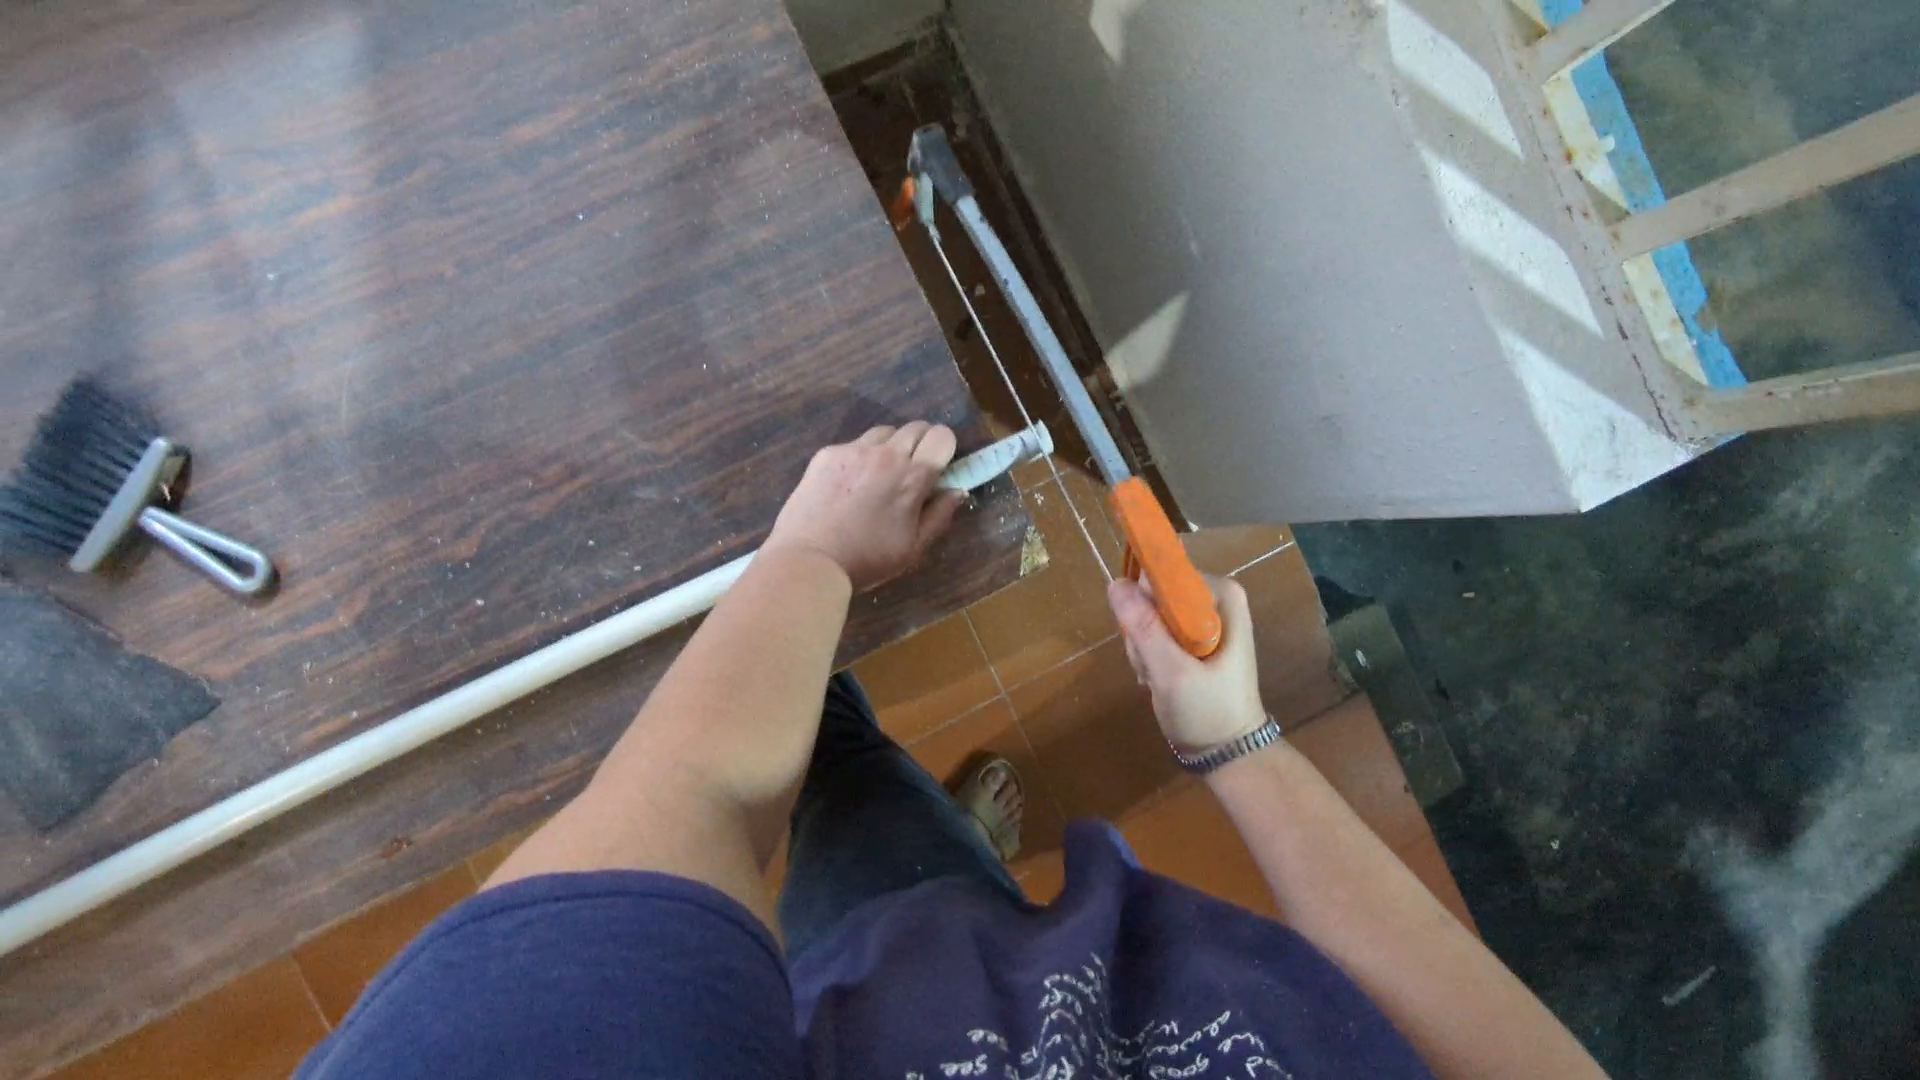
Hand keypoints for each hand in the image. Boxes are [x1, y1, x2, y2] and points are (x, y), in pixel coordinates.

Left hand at [765, 422, 967, 591]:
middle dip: (921, 444)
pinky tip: (848, 485)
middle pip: (916, 427)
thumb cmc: (868, 560)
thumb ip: (939, 515)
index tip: (939, 466)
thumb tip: (957, 491)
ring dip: (890, 447)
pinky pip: (854, 445)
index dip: (945, 448)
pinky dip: (860, 458)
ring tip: (878, 476)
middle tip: (911, 472)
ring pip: (884, 433)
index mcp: (912, 476)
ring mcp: (853, 450)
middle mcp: (886, 454)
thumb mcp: (913, 548)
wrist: (809, 559)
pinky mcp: (827, 453)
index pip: (942, 436)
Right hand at [1107, 574, 1266, 752]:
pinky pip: (1153, 632)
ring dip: (1145, 650)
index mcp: (1222, 594)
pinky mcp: (1191, 635)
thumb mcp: (1172, 673)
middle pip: (1152, 596)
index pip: (1161, 576)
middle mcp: (1214, 597)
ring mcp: (1202, 617)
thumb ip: (1145, 628)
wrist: (1228, 752)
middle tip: (1157, 668)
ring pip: (1148, 616)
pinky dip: (1149, 657)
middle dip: (1145, 634)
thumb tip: (1115, 584)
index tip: (1151, 644)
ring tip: (1160, 679)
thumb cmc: (1207, 712)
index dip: (1146, 608)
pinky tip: (1160, 680)